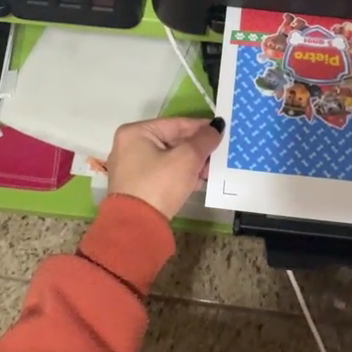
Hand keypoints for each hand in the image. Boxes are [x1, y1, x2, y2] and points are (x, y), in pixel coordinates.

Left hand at [106, 117, 224, 220]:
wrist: (137, 227)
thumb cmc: (160, 184)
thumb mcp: (187, 159)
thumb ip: (204, 140)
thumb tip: (217, 126)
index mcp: (136, 132)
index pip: (176, 124)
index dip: (201, 127)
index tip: (221, 130)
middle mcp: (130, 146)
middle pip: (172, 141)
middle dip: (197, 149)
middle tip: (219, 154)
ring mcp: (132, 167)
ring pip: (169, 158)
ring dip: (192, 163)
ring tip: (212, 170)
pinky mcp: (137, 186)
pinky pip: (164, 173)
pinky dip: (181, 175)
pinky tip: (199, 181)